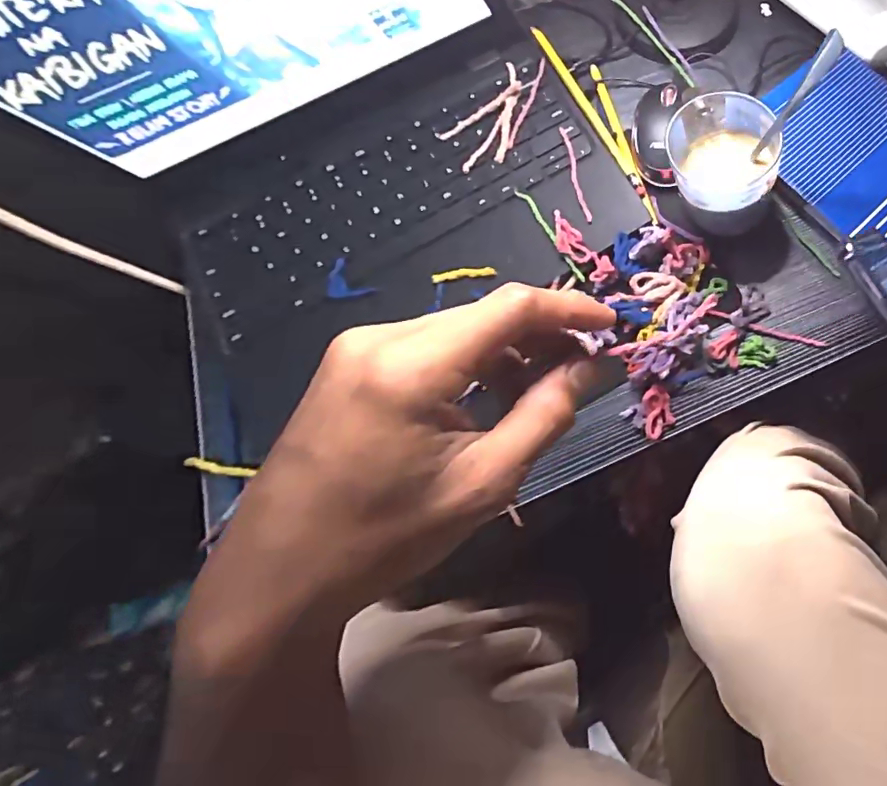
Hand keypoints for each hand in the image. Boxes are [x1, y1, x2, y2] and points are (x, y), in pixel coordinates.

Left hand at [206, 284, 614, 620]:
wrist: (273, 579)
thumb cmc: (384, 540)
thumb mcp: (484, 482)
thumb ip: (548, 413)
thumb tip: (595, 366)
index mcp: (411, 366)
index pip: (512, 307)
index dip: (570, 309)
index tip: (612, 326)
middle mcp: (382, 337)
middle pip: (488, 313)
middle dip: (545, 333)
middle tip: (586, 366)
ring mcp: (361, 346)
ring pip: (464, 326)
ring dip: (512, 349)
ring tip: (544, 387)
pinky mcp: (354, 361)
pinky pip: (435, 344)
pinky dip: (476, 360)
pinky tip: (493, 395)